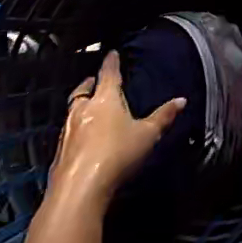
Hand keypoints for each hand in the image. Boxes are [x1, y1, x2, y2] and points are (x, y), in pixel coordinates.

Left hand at [49, 51, 183, 208]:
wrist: (79, 189)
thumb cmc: (117, 154)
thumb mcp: (147, 135)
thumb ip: (163, 117)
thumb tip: (182, 100)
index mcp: (105, 99)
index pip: (108, 73)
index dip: (112, 62)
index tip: (112, 53)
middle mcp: (83, 109)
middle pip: (84, 89)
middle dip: (90, 83)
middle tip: (95, 80)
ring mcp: (67, 130)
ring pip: (73, 110)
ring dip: (80, 105)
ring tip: (89, 107)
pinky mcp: (59, 152)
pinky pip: (67, 132)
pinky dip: (75, 129)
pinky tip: (81, 137)